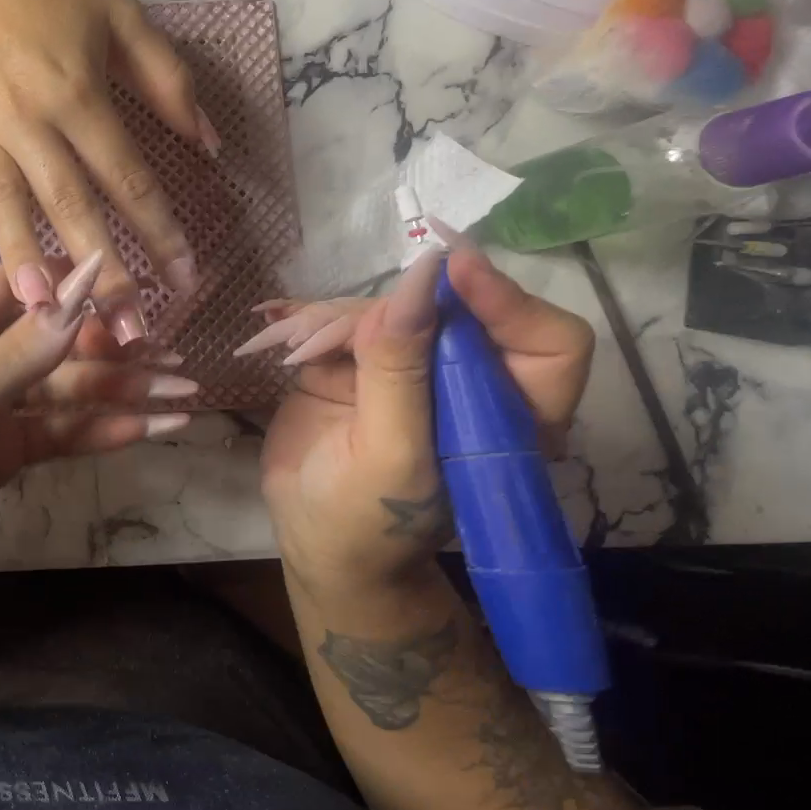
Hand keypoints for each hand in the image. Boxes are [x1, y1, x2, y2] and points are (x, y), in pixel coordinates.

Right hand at [0, 0, 218, 344]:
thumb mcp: (124, 19)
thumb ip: (169, 82)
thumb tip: (211, 146)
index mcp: (77, 96)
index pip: (126, 175)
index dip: (160, 229)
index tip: (185, 279)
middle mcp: (26, 123)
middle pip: (69, 206)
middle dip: (100, 269)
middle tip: (122, 328)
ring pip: (2, 206)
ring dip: (19, 257)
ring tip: (36, 312)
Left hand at [0, 254, 195, 602]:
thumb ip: (25, 351)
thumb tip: (82, 286)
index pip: (24, 288)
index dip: (77, 287)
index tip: (137, 294)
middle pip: (55, 342)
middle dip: (113, 350)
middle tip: (175, 358)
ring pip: (66, 390)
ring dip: (120, 393)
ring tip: (184, 396)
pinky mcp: (6, 447)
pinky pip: (59, 431)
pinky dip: (99, 431)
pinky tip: (148, 429)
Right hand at [256, 241, 594, 598]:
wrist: (313, 543)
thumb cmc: (368, 520)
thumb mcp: (389, 452)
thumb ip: (401, 370)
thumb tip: (416, 279)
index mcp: (509, 413)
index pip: (543, 339)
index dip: (504, 298)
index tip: (446, 266)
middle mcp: (464, 382)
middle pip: (444, 312)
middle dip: (380, 314)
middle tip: (317, 338)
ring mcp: (405, 371)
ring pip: (380, 313)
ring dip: (325, 323)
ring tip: (285, 350)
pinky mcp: (353, 367)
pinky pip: (334, 326)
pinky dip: (298, 323)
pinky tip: (268, 328)